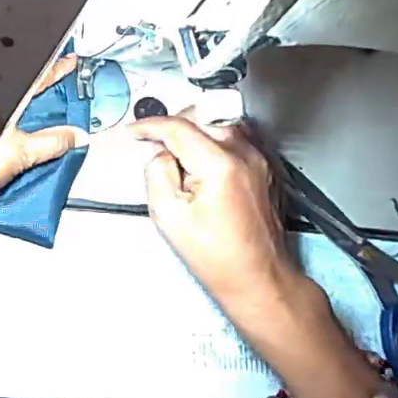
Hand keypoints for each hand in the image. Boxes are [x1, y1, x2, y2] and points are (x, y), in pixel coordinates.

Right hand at [127, 116, 351, 360]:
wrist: (257, 277)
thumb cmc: (217, 255)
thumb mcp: (167, 215)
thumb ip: (156, 173)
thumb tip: (159, 154)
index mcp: (220, 165)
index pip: (178, 128)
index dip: (149, 126)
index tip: (134, 130)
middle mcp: (245, 156)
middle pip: (200, 120)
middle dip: (172, 128)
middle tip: (152, 144)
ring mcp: (258, 161)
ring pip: (217, 126)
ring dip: (193, 134)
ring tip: (176, 157)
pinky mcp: (263, 169)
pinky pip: (233, 141)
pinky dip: (211, 143)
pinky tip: (198, 165)